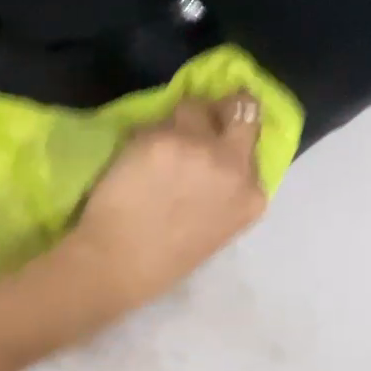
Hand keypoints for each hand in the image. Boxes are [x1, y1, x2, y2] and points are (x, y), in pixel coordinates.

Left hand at [57, 94, 266, 308]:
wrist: (117, 263)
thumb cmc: (160, 261)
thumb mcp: (215, 228)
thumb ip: (223, 191)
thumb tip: (212, 158)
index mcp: (251, 196)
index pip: (253, 144)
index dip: (231, 135)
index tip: (216, 134)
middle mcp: (234, 166)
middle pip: (241, 110)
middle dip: (221, 108)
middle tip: (197, 116)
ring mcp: (200, 147)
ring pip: (193, 107)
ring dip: (176, 120)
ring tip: (156, 144)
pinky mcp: (162, 137)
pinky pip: (154, 121)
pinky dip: (142, 134)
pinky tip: (130, 159)